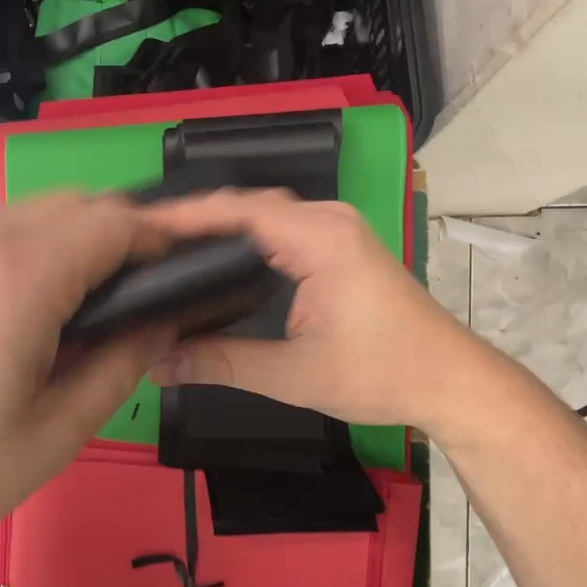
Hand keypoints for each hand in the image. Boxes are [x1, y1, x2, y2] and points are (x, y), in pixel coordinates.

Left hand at [0, 194, 172, 572]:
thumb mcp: (55, 435)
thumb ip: (123, 363)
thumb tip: (166, 318)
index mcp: (13, 279)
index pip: (113, 221)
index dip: (161, 235)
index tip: (186, 263)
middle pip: (66, 206)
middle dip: (113, 237)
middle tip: (131, 295)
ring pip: (14, 217)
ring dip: (57, 246)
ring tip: (62, 312)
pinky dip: (3, 256)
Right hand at [142, 188, 485, 431]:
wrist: (449, 381)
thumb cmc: (382, 373)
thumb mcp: (293, 375)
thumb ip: (221, 363)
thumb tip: (158, 365)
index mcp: (319, 238)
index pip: (237, 210)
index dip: (184, 216)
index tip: (137, 229)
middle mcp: (328, 220)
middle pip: (247, 205)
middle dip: (194, 219)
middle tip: (143, 242)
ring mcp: (337, 230)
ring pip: (264, 214)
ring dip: (219, 226)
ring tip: (168, 247)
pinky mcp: (340, 247)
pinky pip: (280, 229)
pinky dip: (244, 237)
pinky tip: (216, 259)